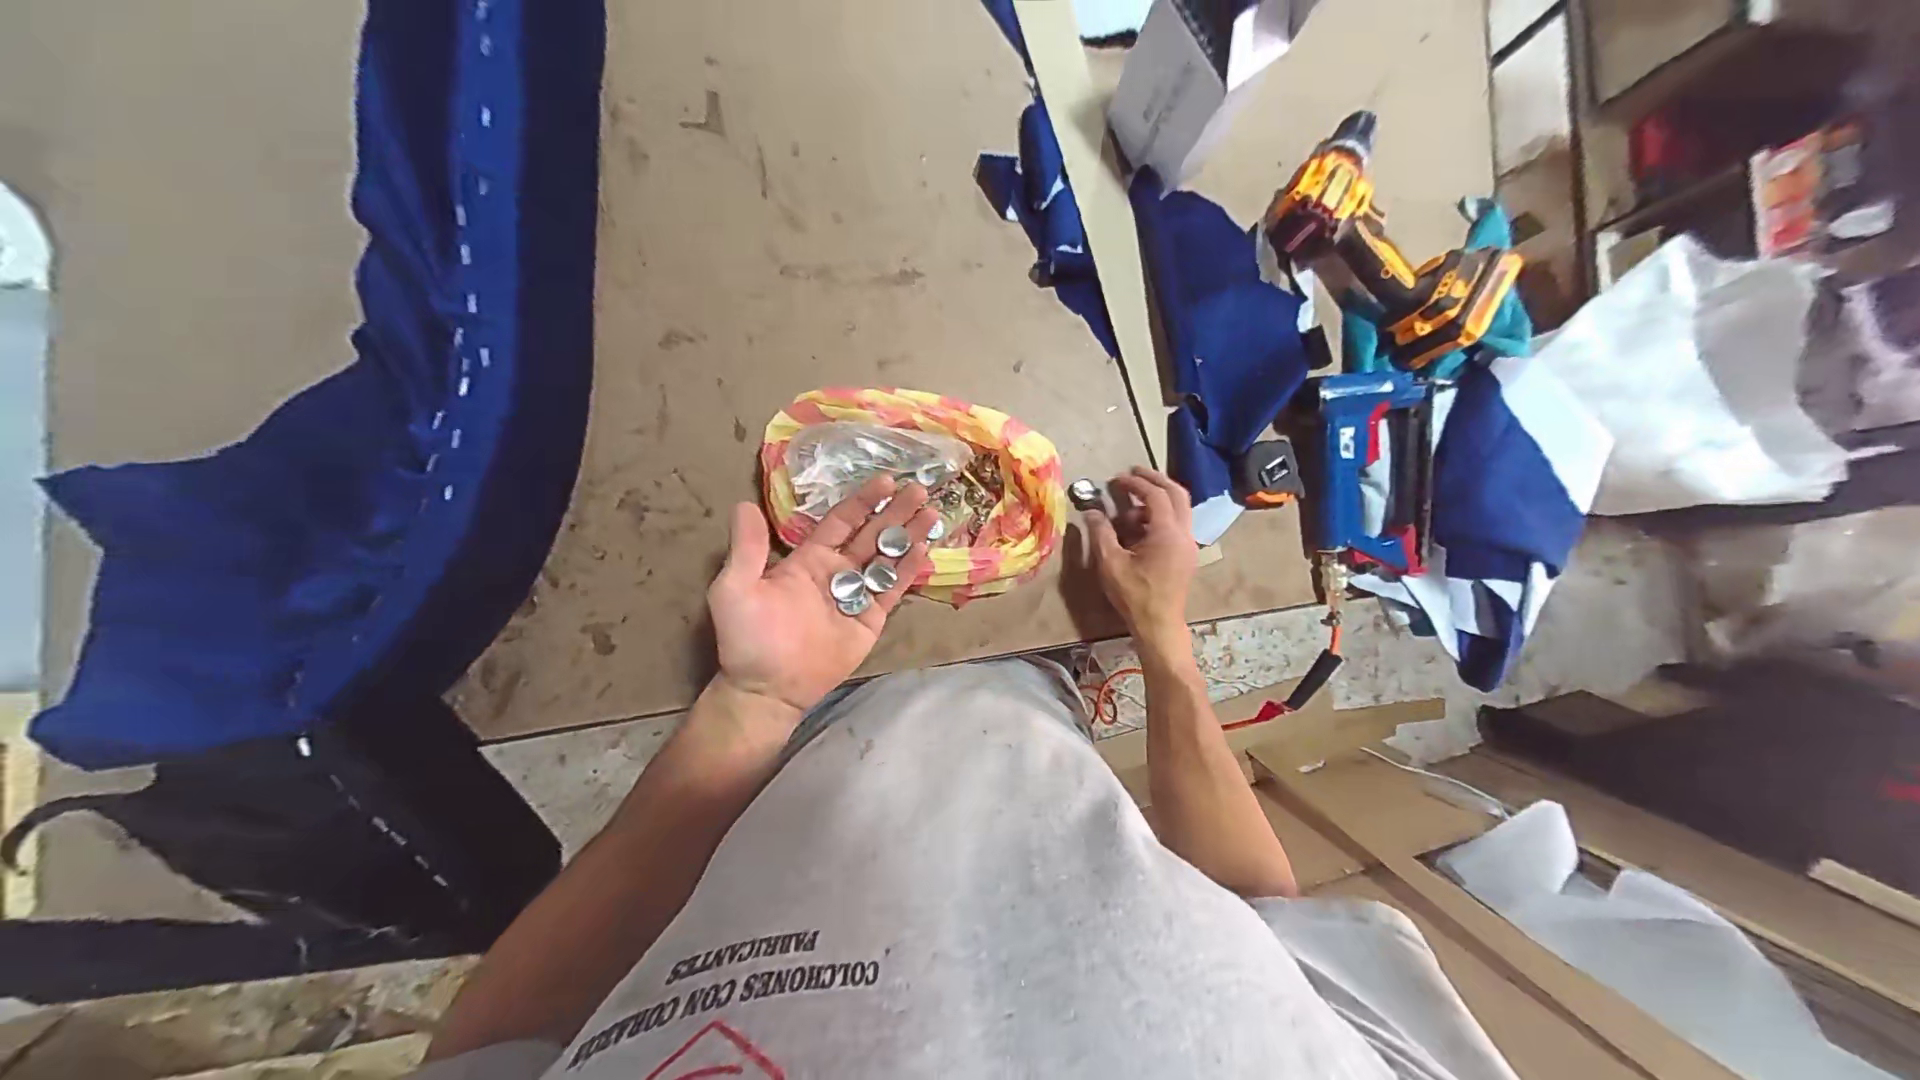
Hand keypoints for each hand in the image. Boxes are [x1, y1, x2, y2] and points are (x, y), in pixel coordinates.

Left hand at [707, 475, 936, 717]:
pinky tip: (922, 550)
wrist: (768, 688)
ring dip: (908, 536)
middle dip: (895, 512)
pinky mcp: (870, 620)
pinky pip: (891, 590)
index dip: (863, 501)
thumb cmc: (749, 637)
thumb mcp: (736, 588)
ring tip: (932, 514)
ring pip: (887, 559)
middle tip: (919, 490)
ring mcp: (856, 596)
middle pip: (871, 535)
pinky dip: (906, 571)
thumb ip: (748, 548)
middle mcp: (836, 572)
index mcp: (808, 560)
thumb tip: (744, 504)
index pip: (841, 522)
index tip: (886, 480)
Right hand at [1084, 467, 1196, 651]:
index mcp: (1168, 533)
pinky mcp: (1186, 555)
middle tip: (1133, 474)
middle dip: (1155, 480)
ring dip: (1156, 501)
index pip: (1155, 495)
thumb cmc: (1134, 595)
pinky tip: (1139, 528)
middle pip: (1177, 494)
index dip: (1136, 483)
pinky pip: (1177, 525)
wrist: (1159, 625)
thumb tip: (1091, 512)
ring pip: (1180, 509)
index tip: (1116, 479)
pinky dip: (1160, 517)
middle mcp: (1184, 534)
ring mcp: (1189, 545)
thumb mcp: (1110, 563)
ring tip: (1129, 509)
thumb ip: (1100, 533)